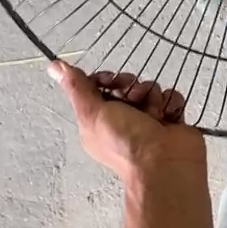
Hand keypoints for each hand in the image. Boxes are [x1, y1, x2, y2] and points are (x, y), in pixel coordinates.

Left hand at [49, 61, 205, 183]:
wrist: (165, 161)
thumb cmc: (127, 144)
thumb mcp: (93, 113)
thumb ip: (77, 88)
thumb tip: (55, 66)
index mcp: (98, 121)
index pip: (99, 87)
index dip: (106, 79)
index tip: (111, 80)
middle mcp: (122, 120)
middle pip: (127, 85)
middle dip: (132, 87)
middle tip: (133, 98)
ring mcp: (148, 120)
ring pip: (150, 89)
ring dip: (152, 96)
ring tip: (153, 112)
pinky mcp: (170, 120)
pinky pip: (171, 97)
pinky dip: (171, 102)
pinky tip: (167, 115)